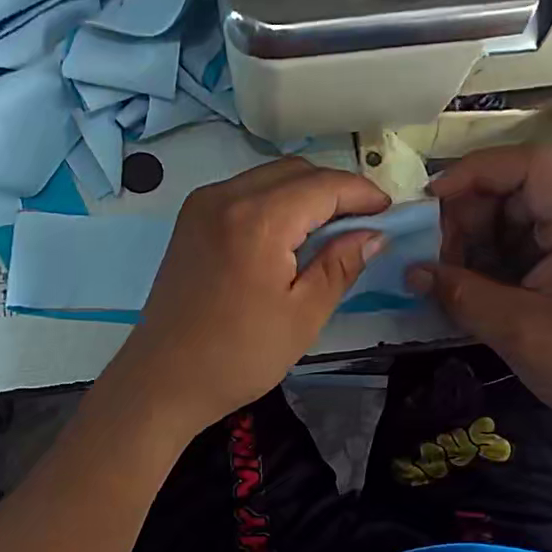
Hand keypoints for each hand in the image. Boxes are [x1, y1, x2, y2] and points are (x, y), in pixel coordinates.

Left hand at [105, 157, 389, 434]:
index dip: (362, 194)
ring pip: (270, 177)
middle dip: (336, 190)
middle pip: (296, 171)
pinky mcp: (191, 219)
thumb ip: (340, 265)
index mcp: (257, 220)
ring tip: (331, 230)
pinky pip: (245, 191)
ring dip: (306, 193)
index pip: (323, 185)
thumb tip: (372, 234)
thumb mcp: (303, 316)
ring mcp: (202, 205)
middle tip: (364, 224)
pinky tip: (290, 234)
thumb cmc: (238, 357)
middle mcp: (226, 197)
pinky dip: (276, 201)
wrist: (163, 381)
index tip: (389, 213)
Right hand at [408, 146, 551, 442]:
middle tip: (436, 254)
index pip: (530, 165)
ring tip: (453, 277)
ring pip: (526, 220)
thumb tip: (411, 271)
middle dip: (473, 216)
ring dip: (483, 242)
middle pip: (524, 191)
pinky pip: (537, 247)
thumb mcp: (520, 332)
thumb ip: (461, 294)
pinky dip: (502, 261)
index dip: (474, 172)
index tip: (430, 201)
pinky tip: (478, 288)